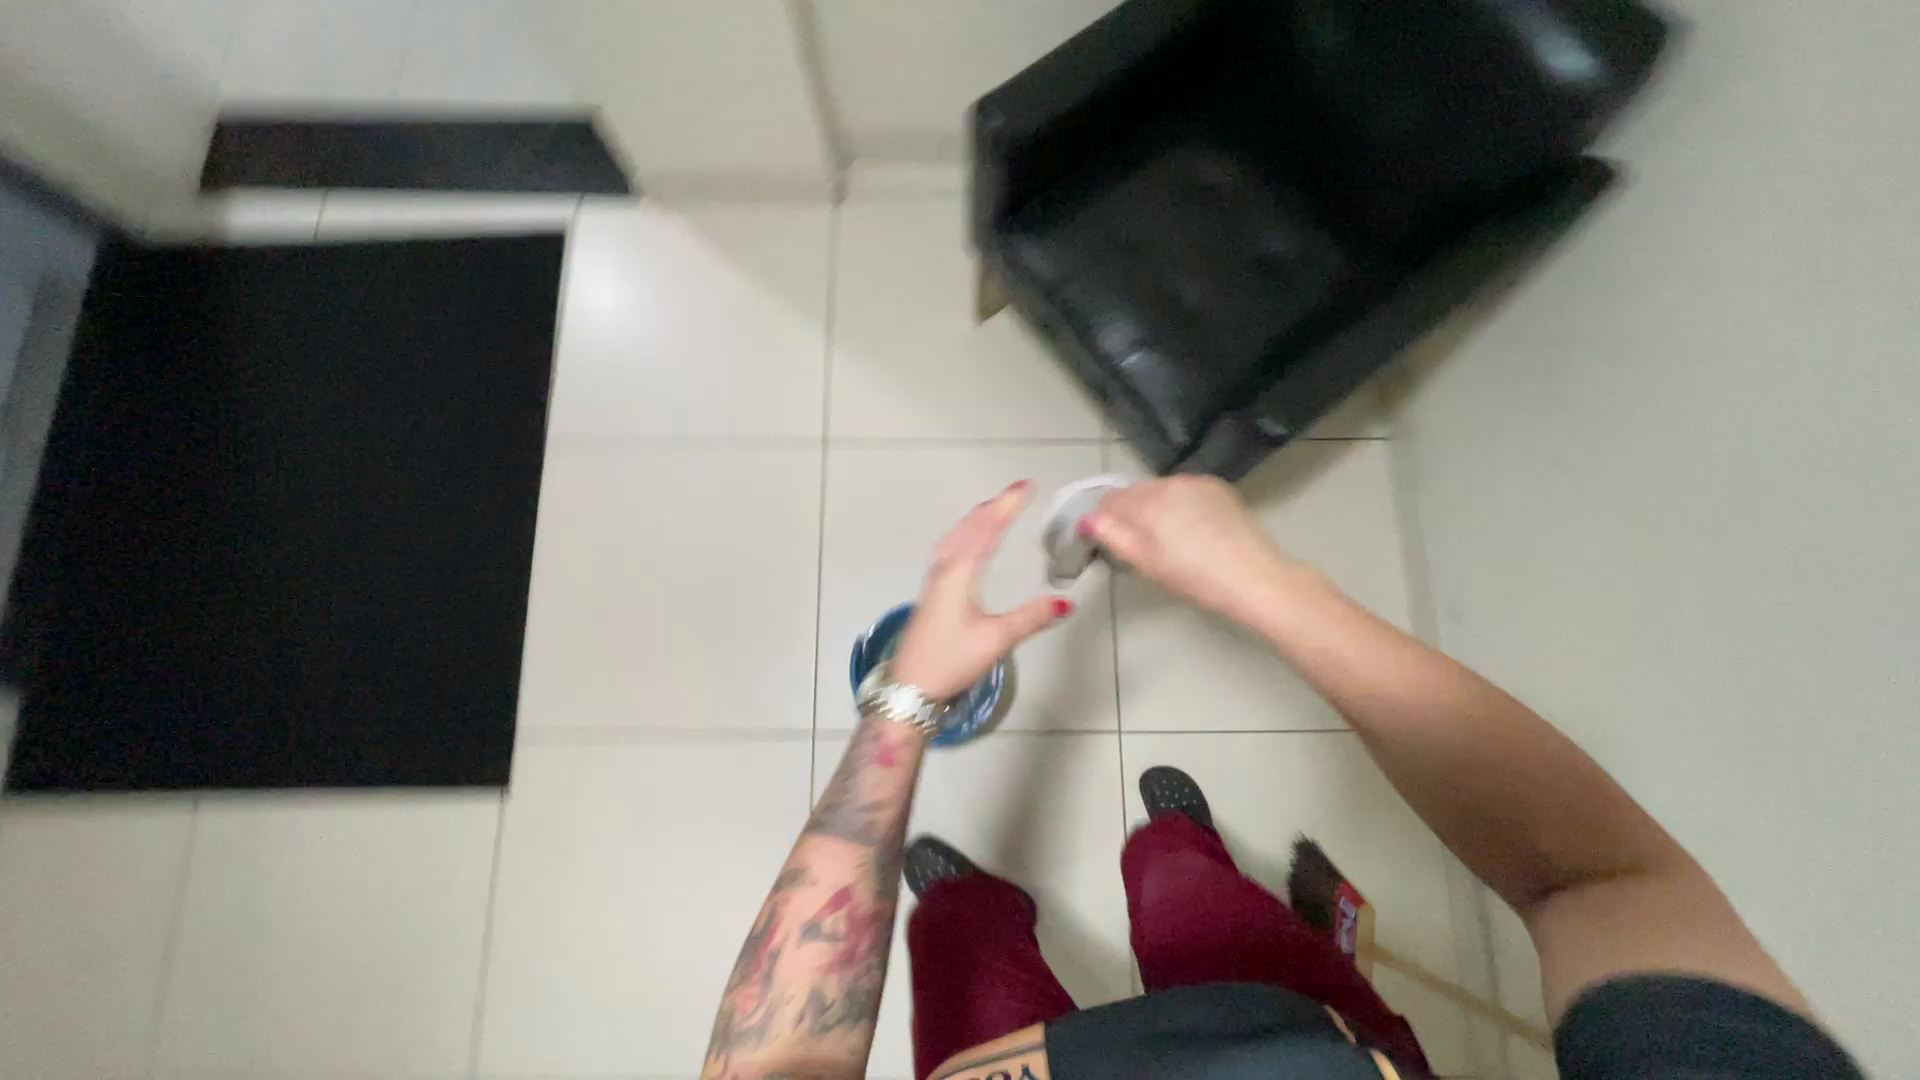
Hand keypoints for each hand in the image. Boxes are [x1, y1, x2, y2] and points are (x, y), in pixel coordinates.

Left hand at [889, 481, 1074, 700]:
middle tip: (1016, 491)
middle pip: (969, 527)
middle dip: (993, 507)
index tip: (1025, 487)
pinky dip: (965, 534)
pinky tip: (967, 542)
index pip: (987, 530)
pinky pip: (949, 549)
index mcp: (959, 573)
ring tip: (995, 508)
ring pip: (956, 537)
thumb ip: (1031, 618)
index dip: (1007, 506)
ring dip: (976, 519)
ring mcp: (933, 580)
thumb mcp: (996, 640)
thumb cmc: (951, 661)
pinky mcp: (931, 593)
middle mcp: (944, 569)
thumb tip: (1067, 602)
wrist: (910, 687)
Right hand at [1081, 475, 1302, 622]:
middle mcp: (1169, 483)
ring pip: (1162, 490)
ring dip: (1159, 508)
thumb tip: (1088, 519)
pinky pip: (1187, 491)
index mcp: (1146, 502)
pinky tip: (1197, 530)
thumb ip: (1112, 536)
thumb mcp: (1145, 563)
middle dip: (1134, 513)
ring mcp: (1196, 482)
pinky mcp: (1218, 487)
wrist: (1252, 576)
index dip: (1107, 521)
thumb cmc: (1193, 577)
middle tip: (1149, 547)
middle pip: (1136, 492)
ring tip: (1176, 540)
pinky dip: (1183, 505)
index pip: (1109, 500)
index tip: (1119, 543)